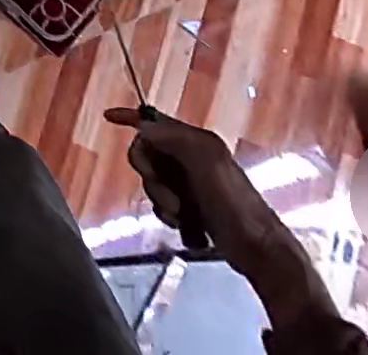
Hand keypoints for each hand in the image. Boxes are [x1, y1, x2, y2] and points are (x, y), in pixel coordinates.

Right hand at [104, 108, 333, 325]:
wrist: (258, 251)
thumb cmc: (234, 202)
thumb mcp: (205, 162)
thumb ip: (173, 138)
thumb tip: (143, 126)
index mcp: (194, 140)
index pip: (154, 120)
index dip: (130, 116)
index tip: (108, 117)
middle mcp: (189, 157)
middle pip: (146, 153)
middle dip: (150, 174)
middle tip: (167, 193)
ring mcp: (189, 182)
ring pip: (152, 180)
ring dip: (160, 198)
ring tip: (182, 215)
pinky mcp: (190, 205)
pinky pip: (160, 201)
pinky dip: (167, 213)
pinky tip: (185, 225)